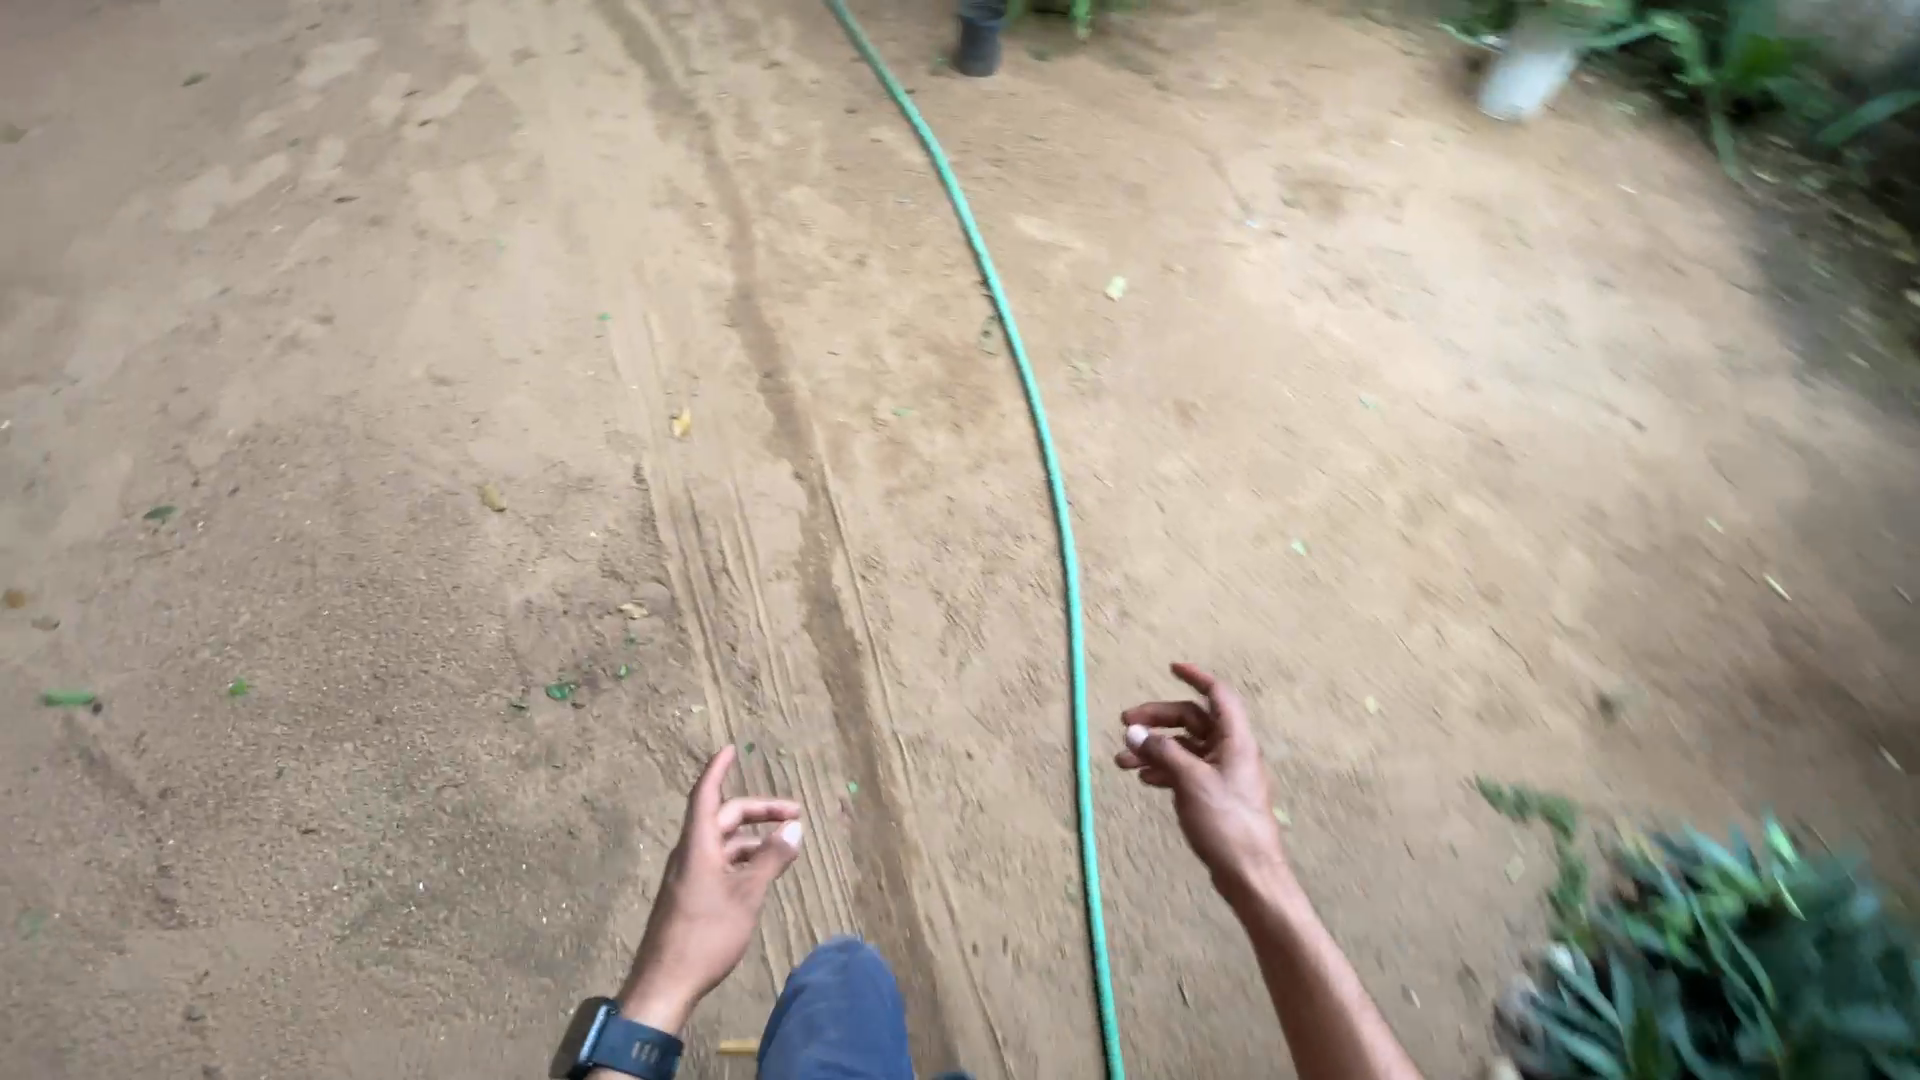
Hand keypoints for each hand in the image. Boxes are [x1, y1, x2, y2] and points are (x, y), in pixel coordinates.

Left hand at [616, 745, 804, 1033]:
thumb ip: (772, 859)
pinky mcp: (689, 896)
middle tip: (795, 813)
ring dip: (754, 838)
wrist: (664, 986)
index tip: (731, 749)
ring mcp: (688, 876)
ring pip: (724, 842)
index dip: (718, 768)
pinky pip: (720, 862)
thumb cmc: (705, 934)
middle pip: (725, 816)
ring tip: (786, 847)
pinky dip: (744, 859)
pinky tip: (763, 873)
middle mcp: (690, 853)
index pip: (707, 794)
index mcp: (698, 845)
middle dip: (760, 810)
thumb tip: (796, 827)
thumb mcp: (747, 895)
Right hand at [1115, 663, 1290, 904]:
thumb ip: (1162, 752)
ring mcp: (1223, 774)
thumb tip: (1133, 731)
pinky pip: (1185, 770)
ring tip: (1123, 760)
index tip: (1171, 668)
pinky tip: (1144, 778)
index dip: (1196, 677)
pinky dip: (1163, 769)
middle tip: (1125, 723)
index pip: (1217, 695)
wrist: (1250, 874)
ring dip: (1154, 748)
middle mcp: (1230, 751)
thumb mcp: (1190, 781)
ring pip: (1184, 747)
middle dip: (1157, 719)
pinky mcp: (1214, 795)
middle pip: (1192, 721)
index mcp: (1235, 740)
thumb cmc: (1226, 822)